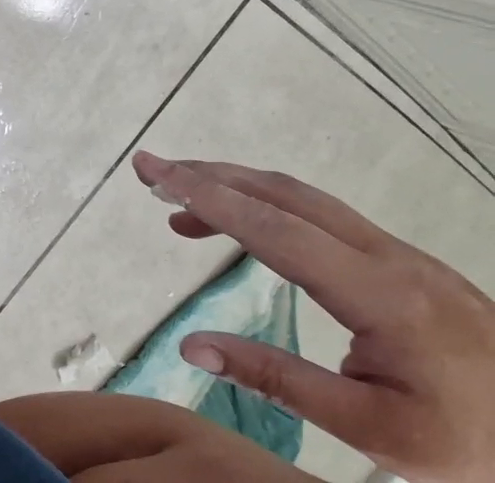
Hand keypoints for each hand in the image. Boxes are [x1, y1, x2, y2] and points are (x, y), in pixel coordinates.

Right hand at [134, 151, 494, 482]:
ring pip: (306, 200)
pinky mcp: (410, 266)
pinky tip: (243, 227)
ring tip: (178, 196)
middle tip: (149, 170)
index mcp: (382, 295)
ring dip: (236, 186)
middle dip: (211, 176)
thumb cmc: (470, 442)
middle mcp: (392, 260)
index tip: (154, 174)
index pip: (275, 227)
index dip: (207, 197)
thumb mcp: (374, 430)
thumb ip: (280, 381)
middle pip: (287, 196)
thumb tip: (189, 345)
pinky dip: (266, 205)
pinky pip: (323, 216)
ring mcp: (406, 258)